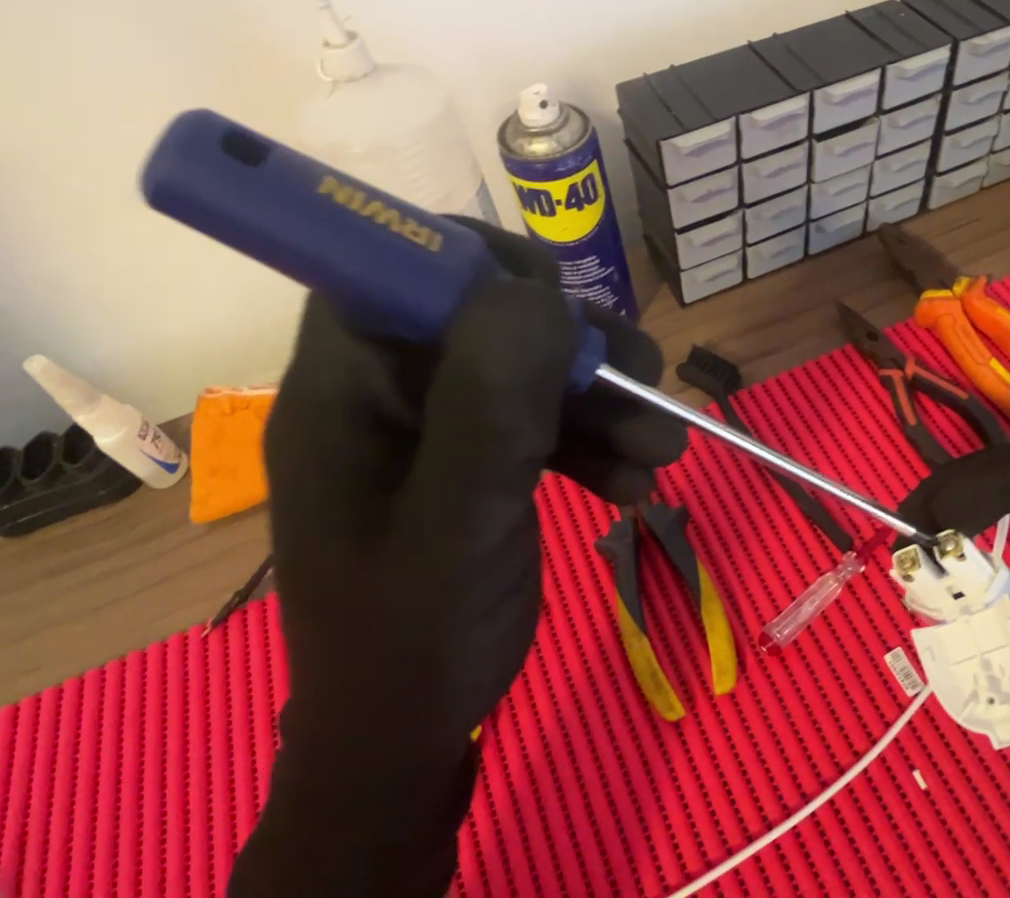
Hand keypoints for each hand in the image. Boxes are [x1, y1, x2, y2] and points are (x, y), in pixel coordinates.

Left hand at [232, 222, 684, 896]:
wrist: (406, 745)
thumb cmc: (415, 640)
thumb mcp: (460, 521)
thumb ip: (491, 403)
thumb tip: (538, 295)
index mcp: (345, 392)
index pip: (388, 271)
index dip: (473, 264)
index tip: (555, 299)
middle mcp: (381, 398)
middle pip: (479, 322)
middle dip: (569, 347)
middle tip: (645, 380)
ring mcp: (426, 436)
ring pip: (519, 375)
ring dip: (597, 402)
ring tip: (664, 449)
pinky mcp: (464, 469)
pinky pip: (531, 428)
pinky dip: (588, 445)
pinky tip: (635, 485)